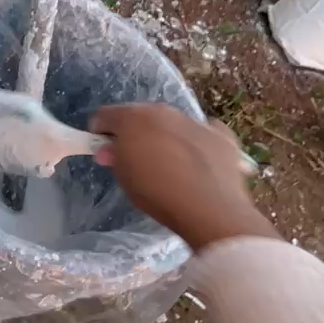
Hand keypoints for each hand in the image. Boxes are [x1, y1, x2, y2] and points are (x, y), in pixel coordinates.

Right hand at [90, 103, 277, 250]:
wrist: (212, 211)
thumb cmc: (157, 192)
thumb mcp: (122, 174)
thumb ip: (114, 154)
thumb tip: (110, 149)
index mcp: (131, 117)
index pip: (104, 115)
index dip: (100, 133)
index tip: (105, 152)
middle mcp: (162, 111)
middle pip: (138, 115)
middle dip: (132, 132)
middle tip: (135, 158)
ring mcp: (195, 121)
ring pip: (170, 122)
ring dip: (163, 134)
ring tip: (169, 161)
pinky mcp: (223, 136)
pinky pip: (202, 131)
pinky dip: (195, 140)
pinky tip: (197, 158)